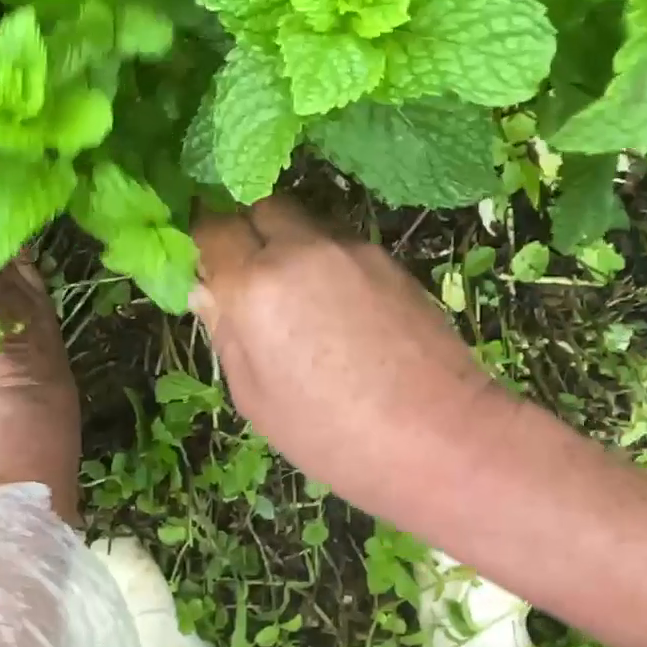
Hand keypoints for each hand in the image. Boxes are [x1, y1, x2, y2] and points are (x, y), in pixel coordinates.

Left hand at [0, 254, 81, 522]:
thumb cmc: (45, 407)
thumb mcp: (47, 377)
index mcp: (44, 316)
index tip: (5, 242)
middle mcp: (22, 300)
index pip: (30, 274)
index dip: (16, 257)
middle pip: (2, 261)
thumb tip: (33, 382)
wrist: (33, 412)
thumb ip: (36, 363)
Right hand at [189, 197, 499, 521]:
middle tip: (249, 273)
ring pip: (301, 220)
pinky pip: (339, 242)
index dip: (203, 243)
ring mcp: (348, 248)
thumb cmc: (332, 435)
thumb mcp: (254, 396)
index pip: (211, 229)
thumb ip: (224, 331)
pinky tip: (340, 306)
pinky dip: (325, 259)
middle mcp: (298, 249)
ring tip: (298, 292)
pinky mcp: (386, 257)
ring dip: (287, 241)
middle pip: (258, 207)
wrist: (443, 439)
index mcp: (255, 285)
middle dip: (247, 231)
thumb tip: (206, 289)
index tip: (205, 265)